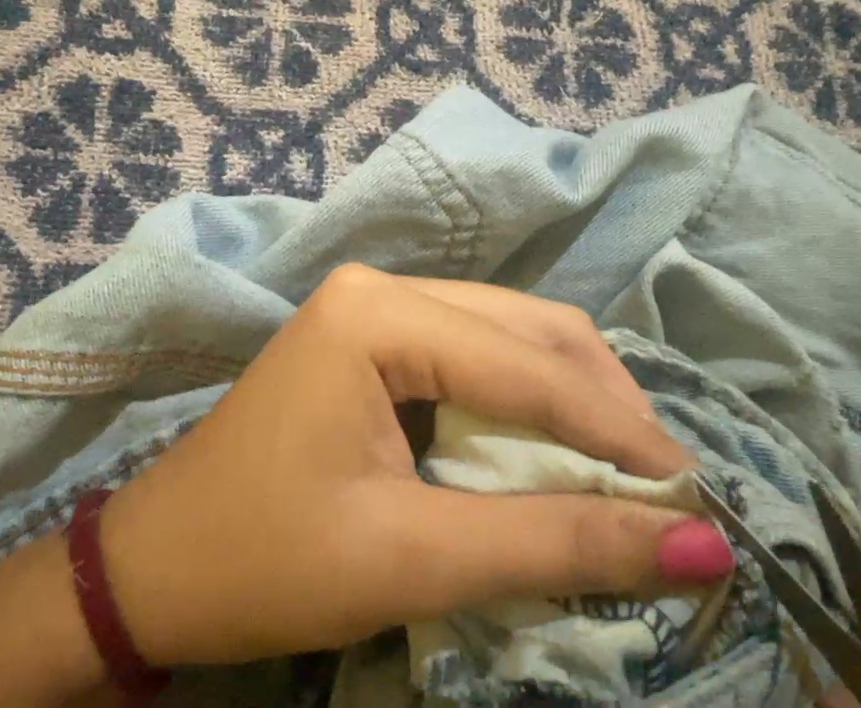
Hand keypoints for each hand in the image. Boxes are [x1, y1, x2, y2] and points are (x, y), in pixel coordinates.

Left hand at [98, 264, 733, 666]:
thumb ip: (558, 543)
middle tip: (668, 496)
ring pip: (511, 342)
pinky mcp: (372, 347)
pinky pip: (476, 362)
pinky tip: (556, 459)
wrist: (155, 570)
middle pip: (532, 333)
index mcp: (379, 314)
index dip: (623, 436)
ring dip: (573, 408)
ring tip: (626, 483)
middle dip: (604, 411)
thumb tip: (705, 548)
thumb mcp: (415, 557)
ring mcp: (374, 313)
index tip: (701, 504)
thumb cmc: (266, 561)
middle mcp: (382, 290)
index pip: (532, 368)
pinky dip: (527, 411)